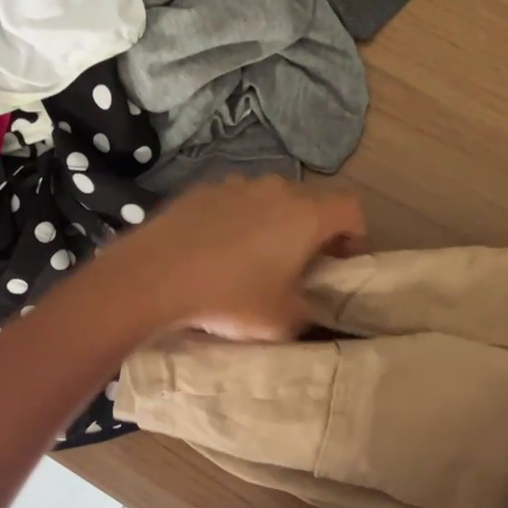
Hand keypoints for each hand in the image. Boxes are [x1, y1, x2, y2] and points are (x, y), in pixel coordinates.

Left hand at [94, 177, 365, 339]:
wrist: (153, 277)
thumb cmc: (229, 298)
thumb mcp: (280, 321)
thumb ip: (307, 314)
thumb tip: (307, 310)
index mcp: (306, 216)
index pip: (352, 210)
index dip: (354, 236)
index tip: (339, 264)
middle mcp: (276, 189)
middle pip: (310, 203)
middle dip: (311, 232)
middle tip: (297, 267)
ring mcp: (235, 185)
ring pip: (268, 201)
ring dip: (271, 224)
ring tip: (252, 261)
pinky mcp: (200, 191)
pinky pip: (231, 204)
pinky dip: (234, 223)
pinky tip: (214, 254)